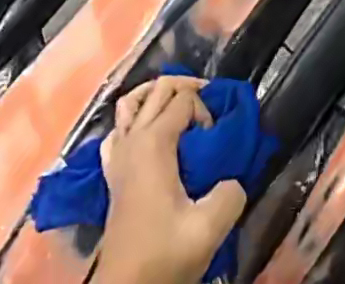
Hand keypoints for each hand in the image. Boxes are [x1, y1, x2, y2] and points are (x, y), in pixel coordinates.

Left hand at [94, 76, 246, 283]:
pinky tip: (150, 134)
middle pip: (159, 88)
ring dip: (158, 96)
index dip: (206, 112)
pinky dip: (135, 119)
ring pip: (132, 101)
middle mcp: (132, 139)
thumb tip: (233, 180)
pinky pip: (118, 129)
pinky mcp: (111, 172)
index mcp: (154, 143)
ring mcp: (117, 154)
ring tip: (181, 108)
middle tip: (211, 108)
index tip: (215, 144)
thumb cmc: (163, 255)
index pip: (185, 99)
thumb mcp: (209, 228)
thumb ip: (231, 194)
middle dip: (188, 88)